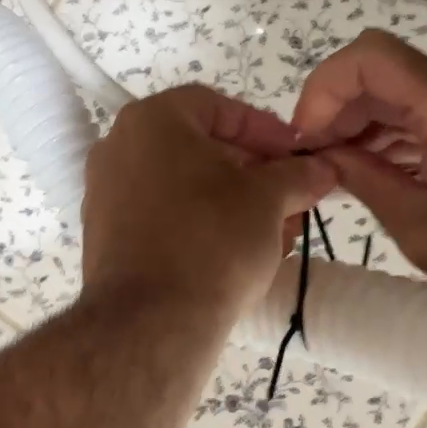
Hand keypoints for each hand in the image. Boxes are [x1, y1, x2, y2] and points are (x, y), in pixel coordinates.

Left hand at [82, 85, 339, 320]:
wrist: (150, 320)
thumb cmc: (212, 240)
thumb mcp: (267, 200)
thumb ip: (297, 174)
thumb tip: (322, 167)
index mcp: (151, 119)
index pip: (216, 106)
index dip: (264, 129)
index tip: (299, 154)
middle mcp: (118, 145)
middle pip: (196, 144)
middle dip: (251, 169)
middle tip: (292, 195)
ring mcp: (105, 189)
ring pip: (180, 182)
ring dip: (231, 199)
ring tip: (275, 230)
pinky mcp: (104, 231)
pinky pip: (160, 212)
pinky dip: (199, 220)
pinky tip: (236, 250)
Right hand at [293, 29, 426, 301]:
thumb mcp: (423, 230)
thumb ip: (362, 179)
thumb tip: (316, 153)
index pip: (371, 57)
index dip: (324, 87)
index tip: (306, 136)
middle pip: (387, 74)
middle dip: (339, 111)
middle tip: (313, 160)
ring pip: (409, 93)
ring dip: (368, 124)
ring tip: (340, 170)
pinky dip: (402, 134)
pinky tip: (381, 169)